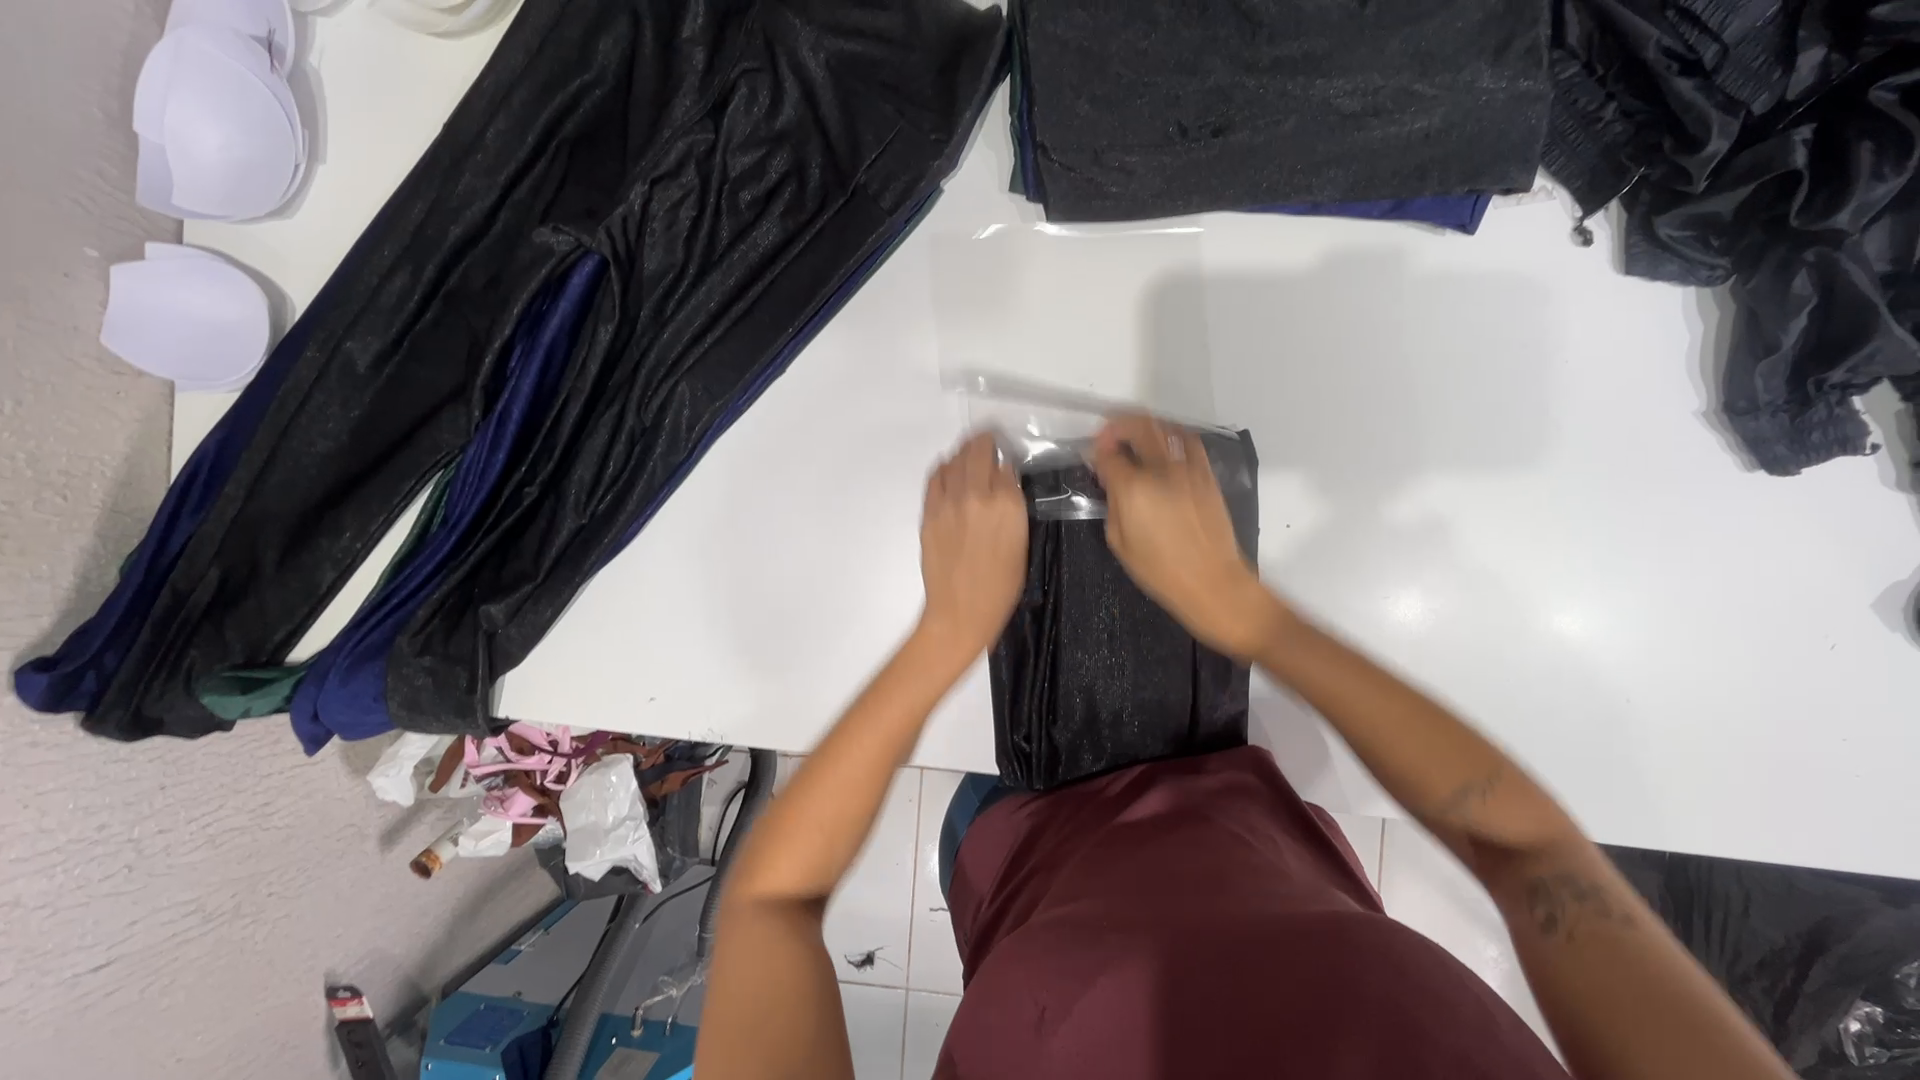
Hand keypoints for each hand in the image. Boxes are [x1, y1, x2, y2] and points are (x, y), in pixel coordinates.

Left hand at [918, 432, 1028, 658]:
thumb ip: (1013, 508)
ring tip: (970, 453)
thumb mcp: (1021, 544)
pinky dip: (945, 468)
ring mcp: (950, 501)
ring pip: (956, 459)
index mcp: (1008, 504)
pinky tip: (949, 470)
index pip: (1006, 465)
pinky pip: (936, 477)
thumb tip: (1004, 483)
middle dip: (985, 442)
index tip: (1006, 459)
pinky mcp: (929, 511)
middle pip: (979, 452)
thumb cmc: (1001, 587)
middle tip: (988, 440)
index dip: (1007, 459)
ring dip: (964, 452)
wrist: (961, 611)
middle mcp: (978, 494)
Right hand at [1091, 415, 1291, 659]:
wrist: (1213, 581)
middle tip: (1108, 436)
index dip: (1097, 451)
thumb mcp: (1119, 541)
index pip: (1109, 454)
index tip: (1093, 456)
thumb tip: (1111, 481)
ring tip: (1135, 436)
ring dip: (1146, 426)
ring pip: (1165, 427)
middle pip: (1138, 426)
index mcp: (1134, 489)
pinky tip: (1164, 449)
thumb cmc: (1160, 570)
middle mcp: (1162, 469)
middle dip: (1118, 425)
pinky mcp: (1208, 474)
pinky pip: (1188, 442)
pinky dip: (1171, 437)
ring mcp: (1189, 468)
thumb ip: (1112, 503)